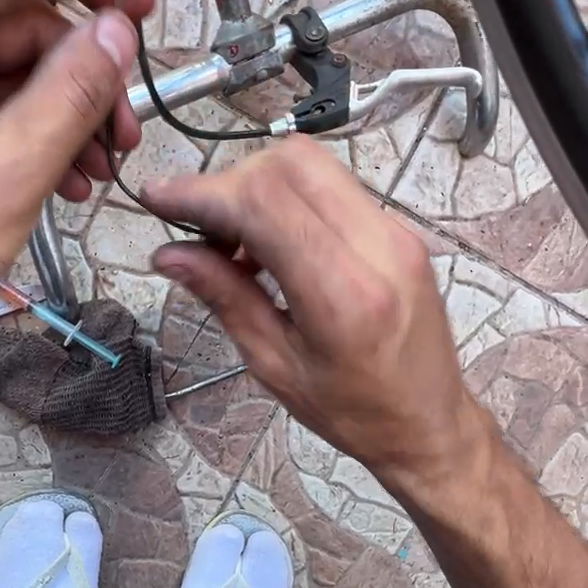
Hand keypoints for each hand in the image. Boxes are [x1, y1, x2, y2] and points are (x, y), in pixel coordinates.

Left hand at [0, 0, 154, 346]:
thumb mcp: (17, 166)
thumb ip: (74, 89)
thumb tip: (116, 32)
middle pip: (19, 17)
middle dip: (83, 73)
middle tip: (123, 127)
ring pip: (11, 65)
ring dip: (65, 112)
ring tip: (97, 169)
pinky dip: (33, 131)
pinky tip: (64, 176)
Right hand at [145, 138, 484, 491]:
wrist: (429, 423)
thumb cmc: (352, 413)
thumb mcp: (276, 366)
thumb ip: (226, 299)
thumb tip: (169, 254)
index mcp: (344, 295)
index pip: (264, 203)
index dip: (202, 192)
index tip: (158, 197)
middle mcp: (377, 246)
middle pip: (289, 164)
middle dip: (229, 184)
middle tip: (200, 232)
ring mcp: (396, 231)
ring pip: (312, 166)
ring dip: (257, 188)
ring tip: (234, 245)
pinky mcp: (399, 229)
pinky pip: (332, 188)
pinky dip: (287, 200)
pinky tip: (269, 247)